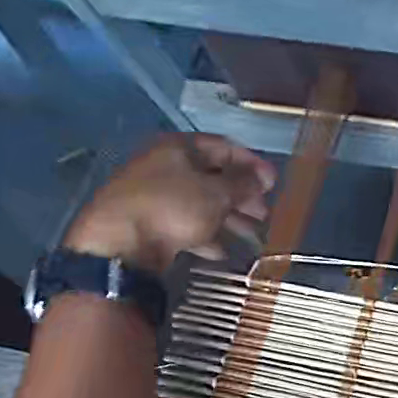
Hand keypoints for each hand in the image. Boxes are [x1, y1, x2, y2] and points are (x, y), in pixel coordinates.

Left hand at [63, 134, 276, 274]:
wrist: (124, 241)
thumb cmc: (174, 207)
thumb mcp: (217, 193)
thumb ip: (244, 184)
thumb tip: (263, 177)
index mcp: (180, 148)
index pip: (223, 147)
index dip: (252, 163)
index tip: (273, 182)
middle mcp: (167, 166)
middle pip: (214, 177)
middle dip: (242, 195)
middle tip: (264, 213)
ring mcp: (158, 194)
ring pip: (203, 202)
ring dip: (230, 218)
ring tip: (251, 235)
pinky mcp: (154, 221)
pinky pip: (188, 223)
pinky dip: (208, 235)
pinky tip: (221, 250)